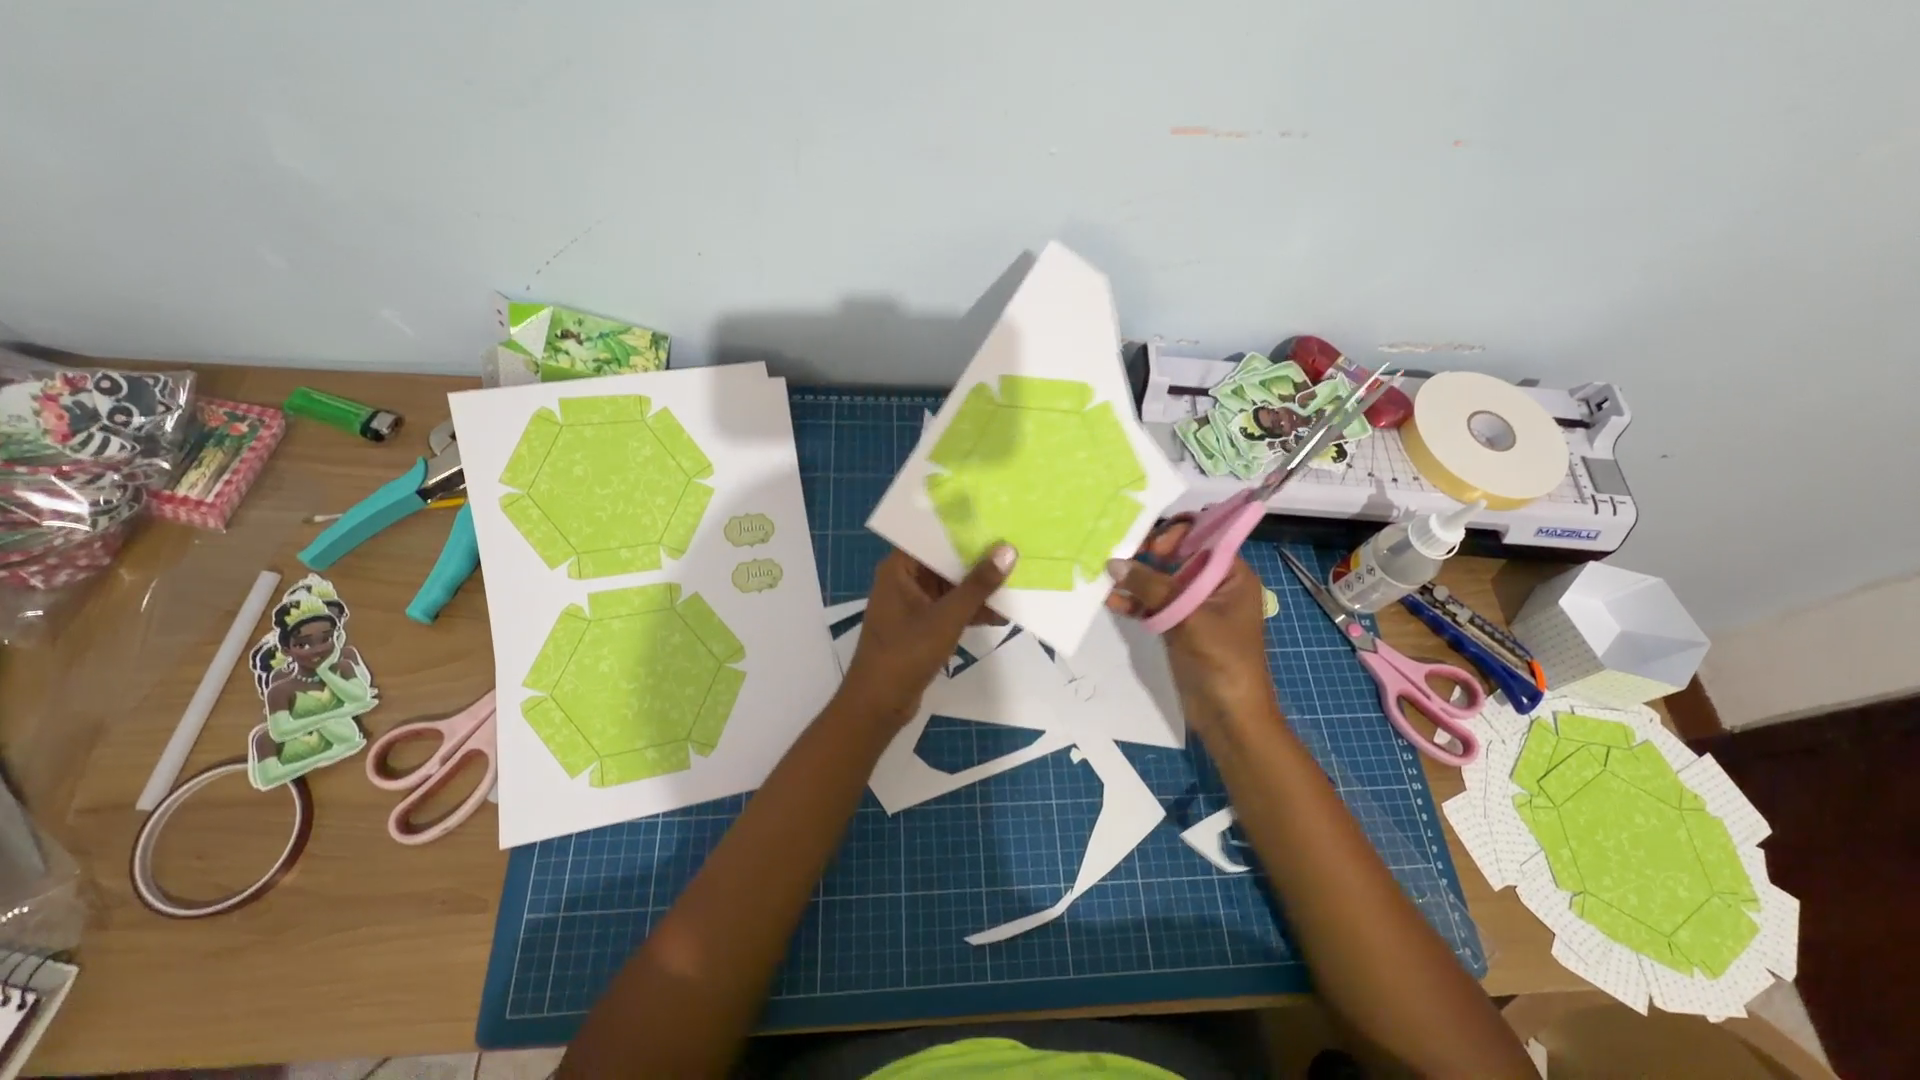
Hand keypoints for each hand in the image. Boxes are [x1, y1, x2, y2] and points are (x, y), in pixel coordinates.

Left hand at [838, 544, 1017, 727]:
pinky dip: (969, 611)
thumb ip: (978, 585)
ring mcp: (911, 604)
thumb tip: (1007, 551)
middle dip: (977, 562)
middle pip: (944, 561)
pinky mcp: (919, 626)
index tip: (996, 523)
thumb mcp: (947, 617)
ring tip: (1015, 587)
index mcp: (898, 568)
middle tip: (1015, 552)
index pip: (932, 536)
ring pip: (950, 586)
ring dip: (977, 590)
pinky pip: (949, 608)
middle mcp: (902, 580)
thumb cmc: (906, 654)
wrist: (878, 704)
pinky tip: (999, 616)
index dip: (963, 529)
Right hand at [1105, 522, 1276, 734]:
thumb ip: (1151, 587)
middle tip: (1121, 561)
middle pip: (1177, 556)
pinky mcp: (1177, 626)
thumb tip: (1114, 563)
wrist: (1229, 713)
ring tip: (1107, 579)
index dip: (1176, 535)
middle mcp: (1213, 584)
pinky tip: (1112, 602)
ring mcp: (1194, 606)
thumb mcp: (1189, 617)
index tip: (1153, 550)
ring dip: (1135, 579)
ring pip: (1160, 580)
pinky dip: (1134, 602)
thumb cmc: (1222, 659)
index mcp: (1230, 574)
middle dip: (1147, 555)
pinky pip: (1152, 605)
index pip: (1203, 536)